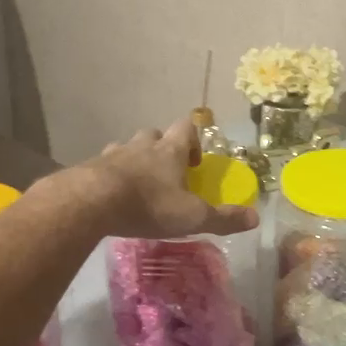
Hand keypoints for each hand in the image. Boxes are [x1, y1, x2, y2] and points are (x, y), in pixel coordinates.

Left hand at [58, 119, 258, 238]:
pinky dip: (110, 176)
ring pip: (127, 147)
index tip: (194, 162)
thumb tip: (256, 218)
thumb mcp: (192, 216)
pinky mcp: (89, 168)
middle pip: (155, 134)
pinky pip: (103, 166)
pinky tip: (111, 196)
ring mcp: (113, 155)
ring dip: (135, 159)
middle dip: (163, 148)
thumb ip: (224, 218)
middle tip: (167, 172)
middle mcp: (142, 146)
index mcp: (170, 150)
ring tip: (139, 184)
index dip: (194, 140)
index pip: (186, 127)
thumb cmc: (149, 205)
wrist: (90, 203)